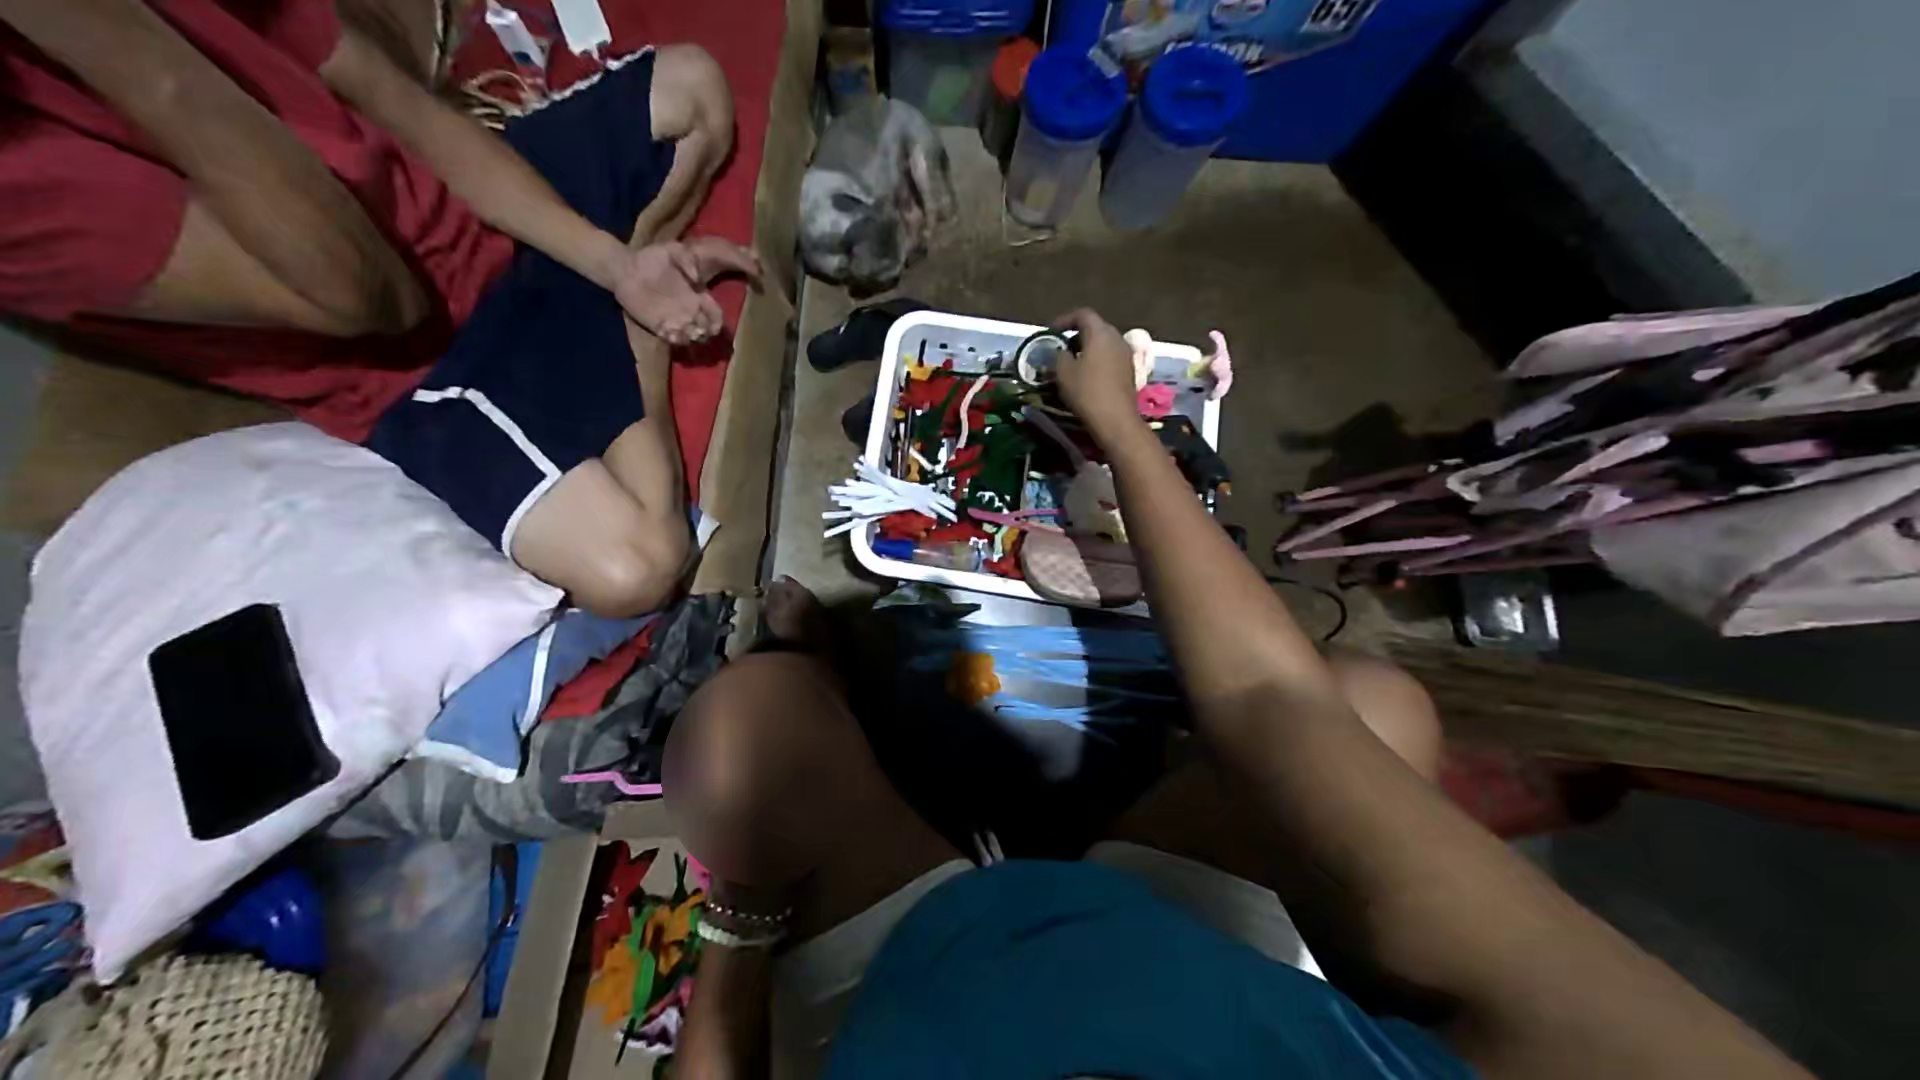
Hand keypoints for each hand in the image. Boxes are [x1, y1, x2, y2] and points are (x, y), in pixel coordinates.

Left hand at [607, 238, 764, 345]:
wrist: (625, 269)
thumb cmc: (651, 258)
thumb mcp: (672, 251)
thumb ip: (687, 260)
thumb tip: (696, 279)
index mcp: (697, 295)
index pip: (715, 313)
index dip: (717, 319)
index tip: (715, 322)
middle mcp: (689, 311)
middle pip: (707, 329)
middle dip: (707, 332)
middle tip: (701, 330)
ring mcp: (675, 320)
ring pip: (693, 336)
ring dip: (694, 338)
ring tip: (688, 332)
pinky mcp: (659, 327)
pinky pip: (673, 338)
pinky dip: (677, 339)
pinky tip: (673, 333)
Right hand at [1053, 308, 1143, 441]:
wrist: (1115, 419)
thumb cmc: (1086, 391)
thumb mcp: (1063, 372)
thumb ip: (1059, 355)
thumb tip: (1061, 350)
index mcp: (1100, 332)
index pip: (1083, 314)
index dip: (1065, 320)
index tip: (1052, 331)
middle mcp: (1117, 337)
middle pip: (1095, 327)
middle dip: (1076, 335)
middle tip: (1061, 347)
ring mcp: (1126, 354)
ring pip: (1104, 343)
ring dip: (1087, 348)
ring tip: (1072, 362)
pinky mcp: (1129, 370)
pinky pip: (1110, 356)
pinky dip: (1097, 359)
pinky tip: (1087, 374)